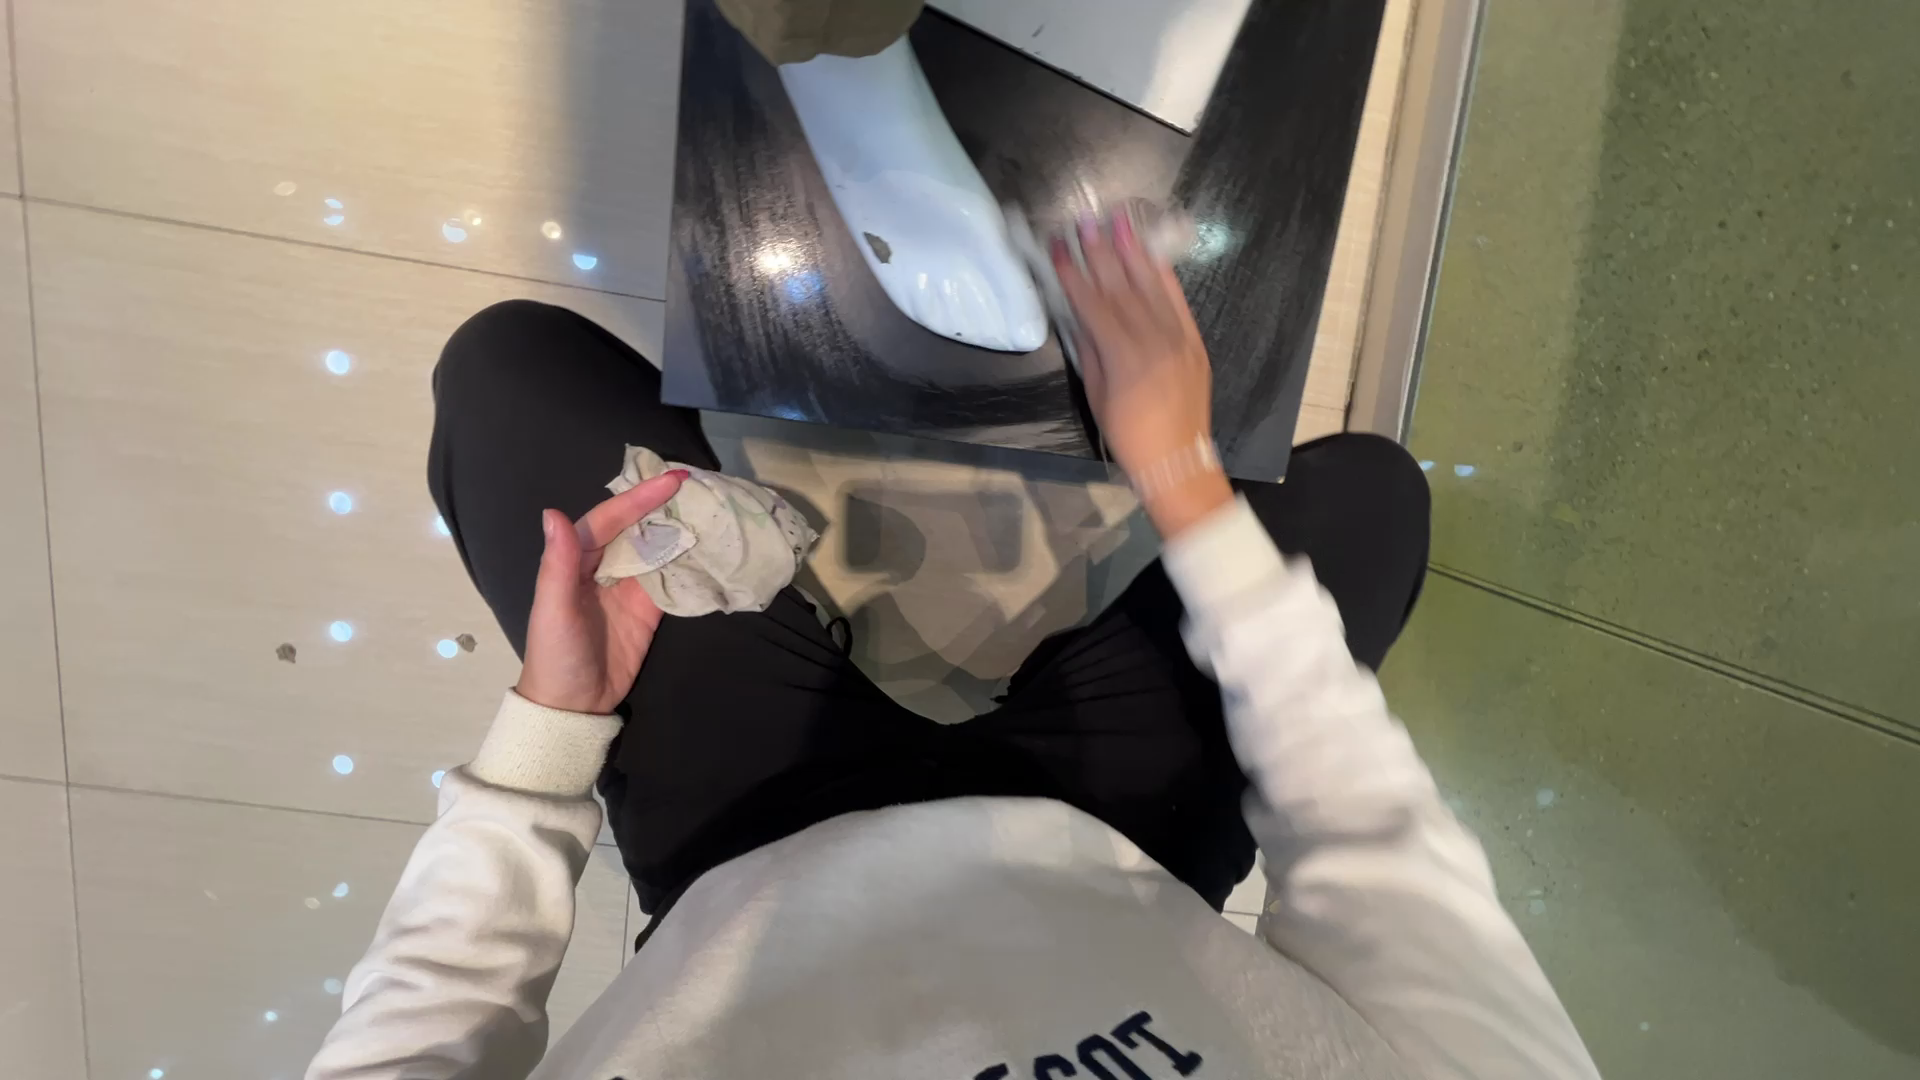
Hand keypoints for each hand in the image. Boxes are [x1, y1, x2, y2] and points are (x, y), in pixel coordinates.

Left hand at [515, 470, 687, 714]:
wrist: (575, 705)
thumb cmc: (556, 654)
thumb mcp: (553, 609)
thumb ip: (558, 563)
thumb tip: (553, 512)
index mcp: (578, 559)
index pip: (612, 519)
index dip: (640, 498)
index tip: (673, 479)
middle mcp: (606, 566)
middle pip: (639, 526)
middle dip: (666, 504)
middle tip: (700, 485)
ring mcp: (631, 586)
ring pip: (659, 547)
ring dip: (682, 528)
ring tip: (712, 508)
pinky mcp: (651, 607)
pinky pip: (674, 577)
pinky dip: (691, 561)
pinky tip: (711, 547)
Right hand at [1053, 210, 1232, 537]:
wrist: (1177, 461)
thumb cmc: (1128, 437)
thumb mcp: (1097, 397)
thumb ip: (1089, 352)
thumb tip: (1079, 316)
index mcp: (1123, 357)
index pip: (1093, 305)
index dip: (1074, 274)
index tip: (1059, 247)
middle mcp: (1152, 339)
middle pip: (1121, 287)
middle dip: (1101, 252)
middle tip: (1084, 220)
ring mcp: (1177, 337)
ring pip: (1150, 286)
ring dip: (1132, 251)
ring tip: (1118, 219)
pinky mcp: (1194, 339)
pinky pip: (1177, 300)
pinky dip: (1162, 274)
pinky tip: (1149, 252)